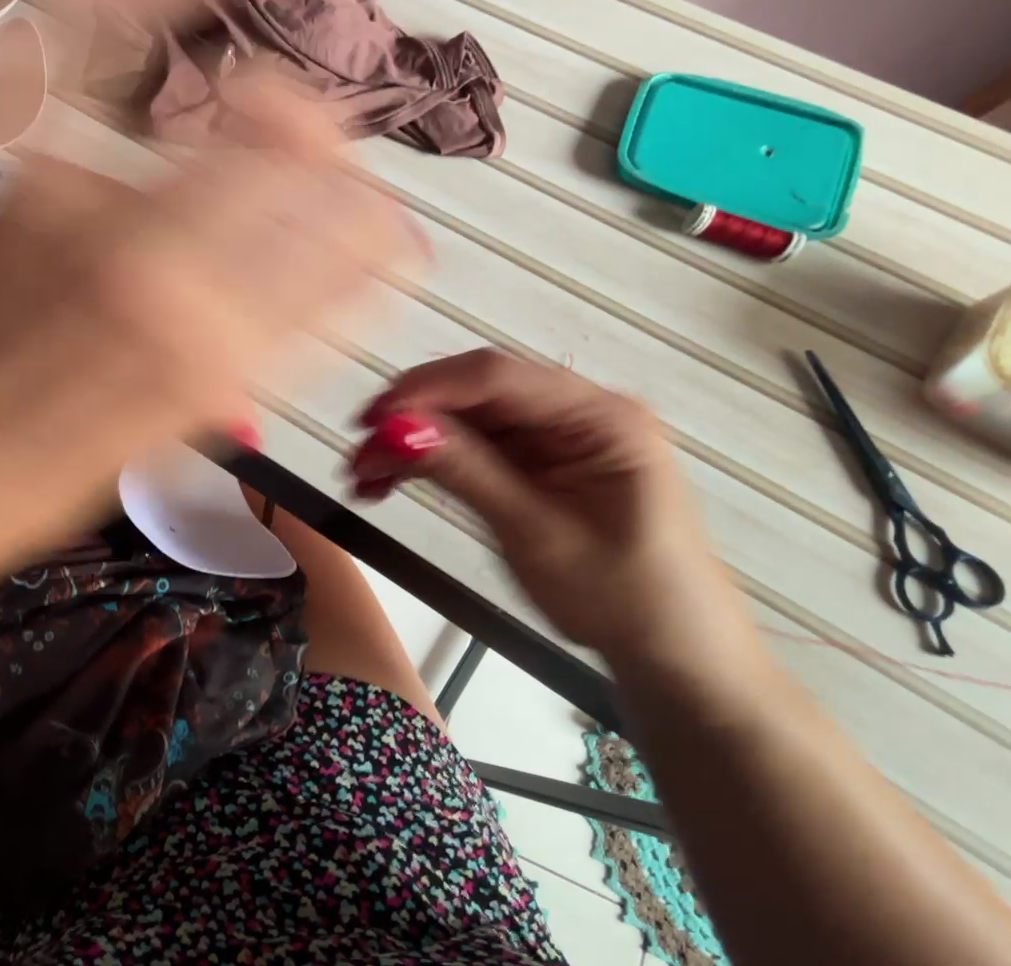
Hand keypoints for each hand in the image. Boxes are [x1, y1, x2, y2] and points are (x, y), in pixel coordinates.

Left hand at [0, 70, 424, 627]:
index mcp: (217, 362)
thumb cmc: (18, 488)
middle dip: (341, 166)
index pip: (352, 255)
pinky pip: (78, 54)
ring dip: (280, 112)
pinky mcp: (19, 185)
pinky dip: (123, 4)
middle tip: (329, 171)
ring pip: (243, 117)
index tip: (377, 237)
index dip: (378, 237)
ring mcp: (93, 218)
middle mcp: (171, 278)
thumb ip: (228, 375)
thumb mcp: (154, 451)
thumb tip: (280, 321)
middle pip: (314, 168)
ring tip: (273, 115)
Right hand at [349, 350, 756, 670]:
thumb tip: (396, 428)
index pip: (496, 378)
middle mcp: (577, 412)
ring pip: (462, 418)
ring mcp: (555, 436)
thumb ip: (466, 472)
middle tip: (356, 456)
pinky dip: (426, 462)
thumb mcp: (535, 532)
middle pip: (474, 392)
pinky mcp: (536, 460)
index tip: (368, 422)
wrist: (672, 650)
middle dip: (408, 417)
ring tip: (362, 478)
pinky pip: (469, 446)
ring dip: (408, 442)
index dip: (424, 391)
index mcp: (601, 417)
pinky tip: (388, 482)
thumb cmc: (622, 596)